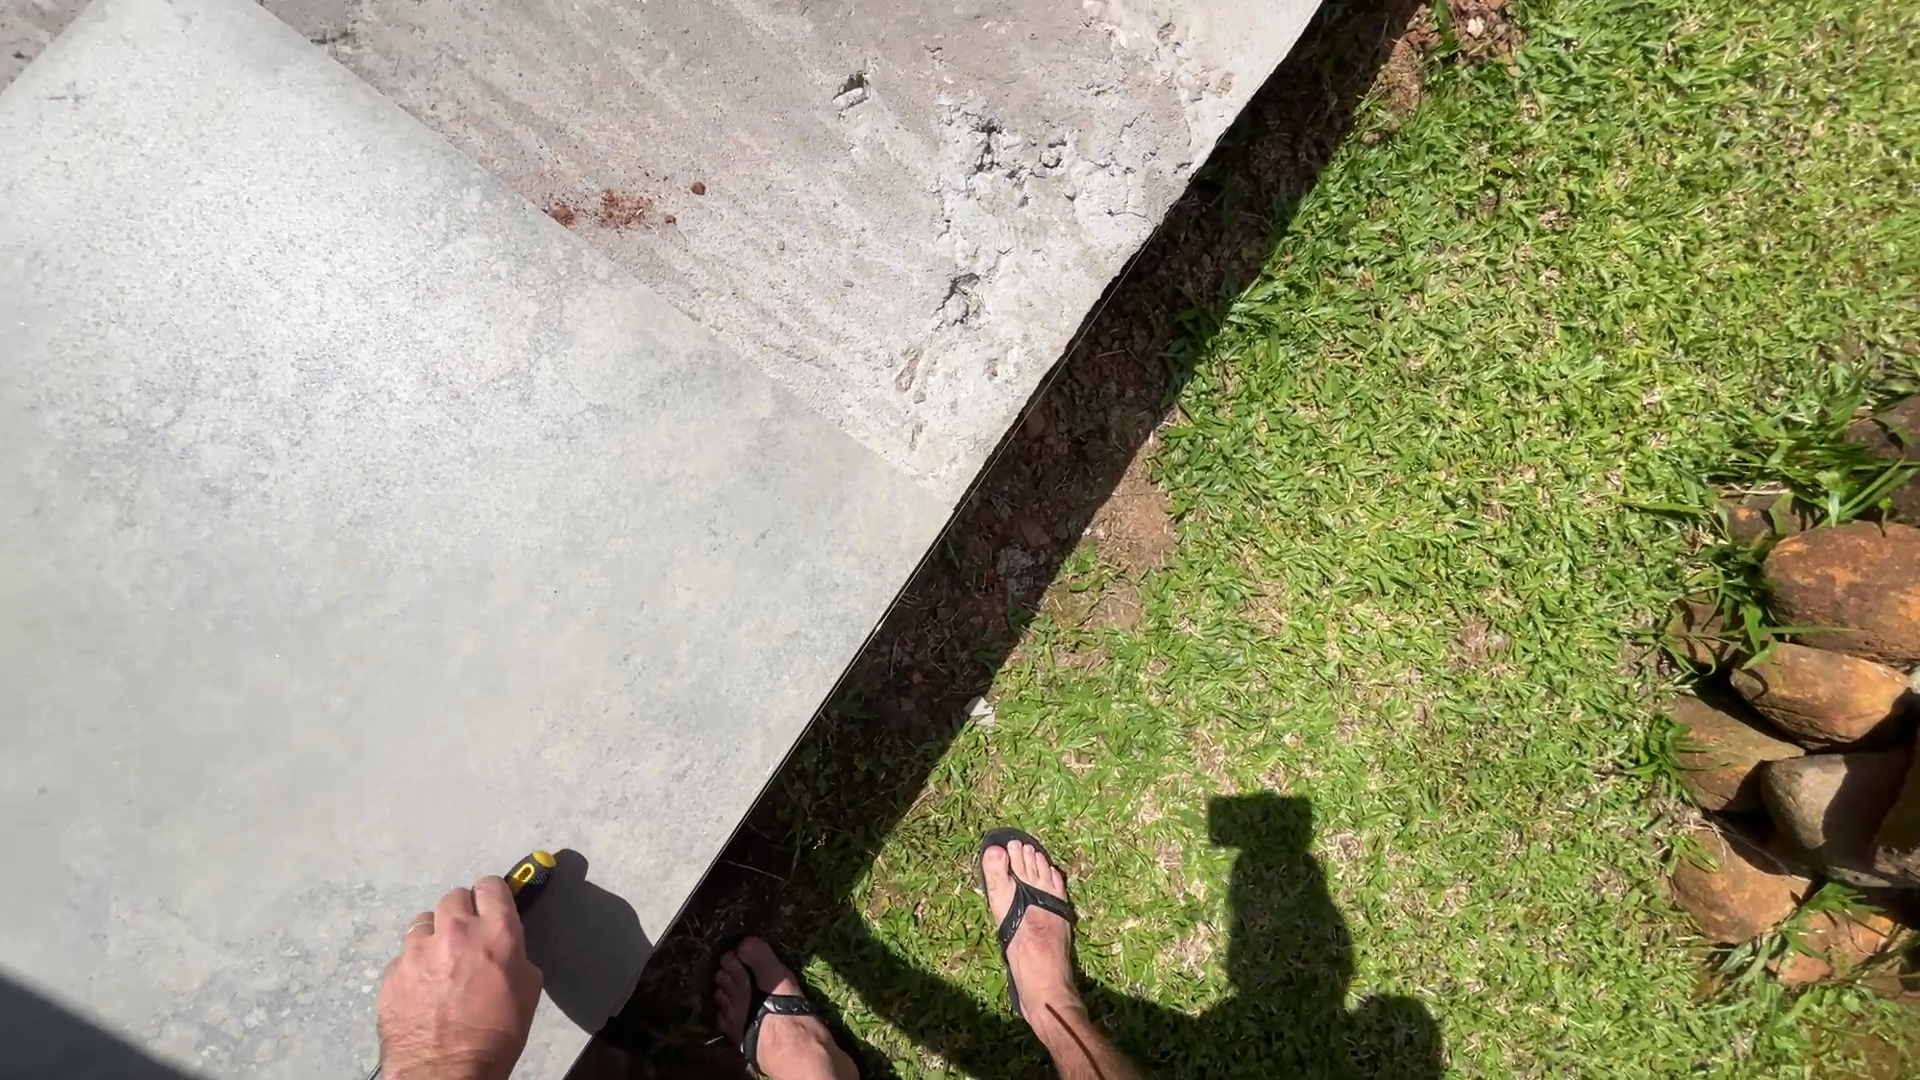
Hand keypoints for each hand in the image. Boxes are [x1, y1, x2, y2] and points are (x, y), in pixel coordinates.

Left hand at [377, 876, 542, 1079]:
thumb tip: (502, 943)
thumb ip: (513, 950)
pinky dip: (413, 965)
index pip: (490, 885)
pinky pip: (402, 957)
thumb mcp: (528, 982)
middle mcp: (455, 932)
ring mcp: (417, 954)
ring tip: (439, 960)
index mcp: (496, 929)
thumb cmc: (499, 1029)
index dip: (492, 895)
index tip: (493, 907)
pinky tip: (420, 987)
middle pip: (454, 897)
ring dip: (434, 935)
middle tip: (467, 934)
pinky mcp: (390, 978)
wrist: (447, 1075)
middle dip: (462, 911)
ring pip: (423, 923)